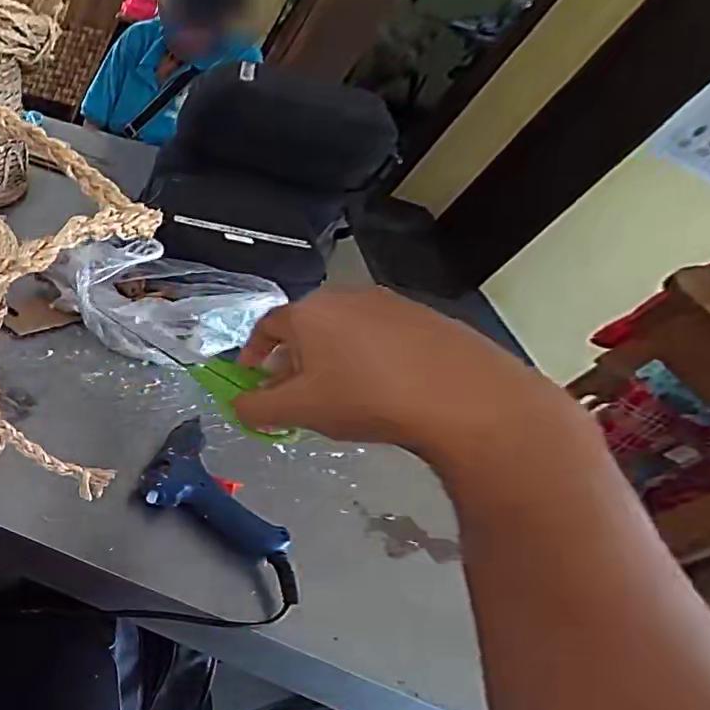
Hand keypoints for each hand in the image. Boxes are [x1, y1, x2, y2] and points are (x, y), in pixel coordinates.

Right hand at [232, 287, 585, 462]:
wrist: (469, 401)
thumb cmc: (366, 398)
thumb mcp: (296, 411)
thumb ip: (254, 409)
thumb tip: (240, 405)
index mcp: (309, 312)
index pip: (265, 327)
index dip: (253, 354)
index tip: (252, 378)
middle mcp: (347, 298)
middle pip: (305, 326)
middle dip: (292, 358)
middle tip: (293, 391)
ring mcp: (393, 305)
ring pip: (343, 330)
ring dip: (330, 358)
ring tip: (337, 392)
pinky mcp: (430, 319)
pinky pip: (381, 336)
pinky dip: (368, 358)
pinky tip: (380, 388)